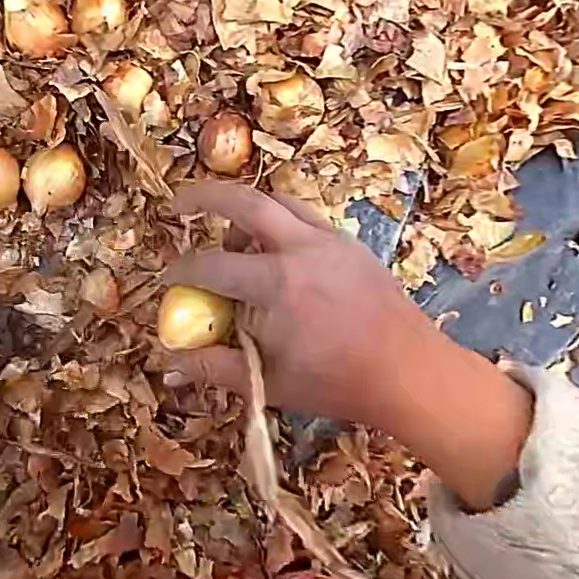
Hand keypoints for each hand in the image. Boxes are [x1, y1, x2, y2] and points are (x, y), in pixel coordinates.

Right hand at [162, 182, 531, 507]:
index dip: (182, 271)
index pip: (213, 266)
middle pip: (245, 201)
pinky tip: (274, 250)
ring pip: (277, 202)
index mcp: (279, 285)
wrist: (410, 372)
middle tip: (179, 202)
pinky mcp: (348, 242)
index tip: (169, 277)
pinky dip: (278, 221)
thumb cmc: (337, 383)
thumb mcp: (270, 382)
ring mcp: (330, 240)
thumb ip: (215, 368)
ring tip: (233, 240)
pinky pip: (304, 216)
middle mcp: (302, 249)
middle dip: (204, 195)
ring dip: (245, 211)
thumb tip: (168, 366)